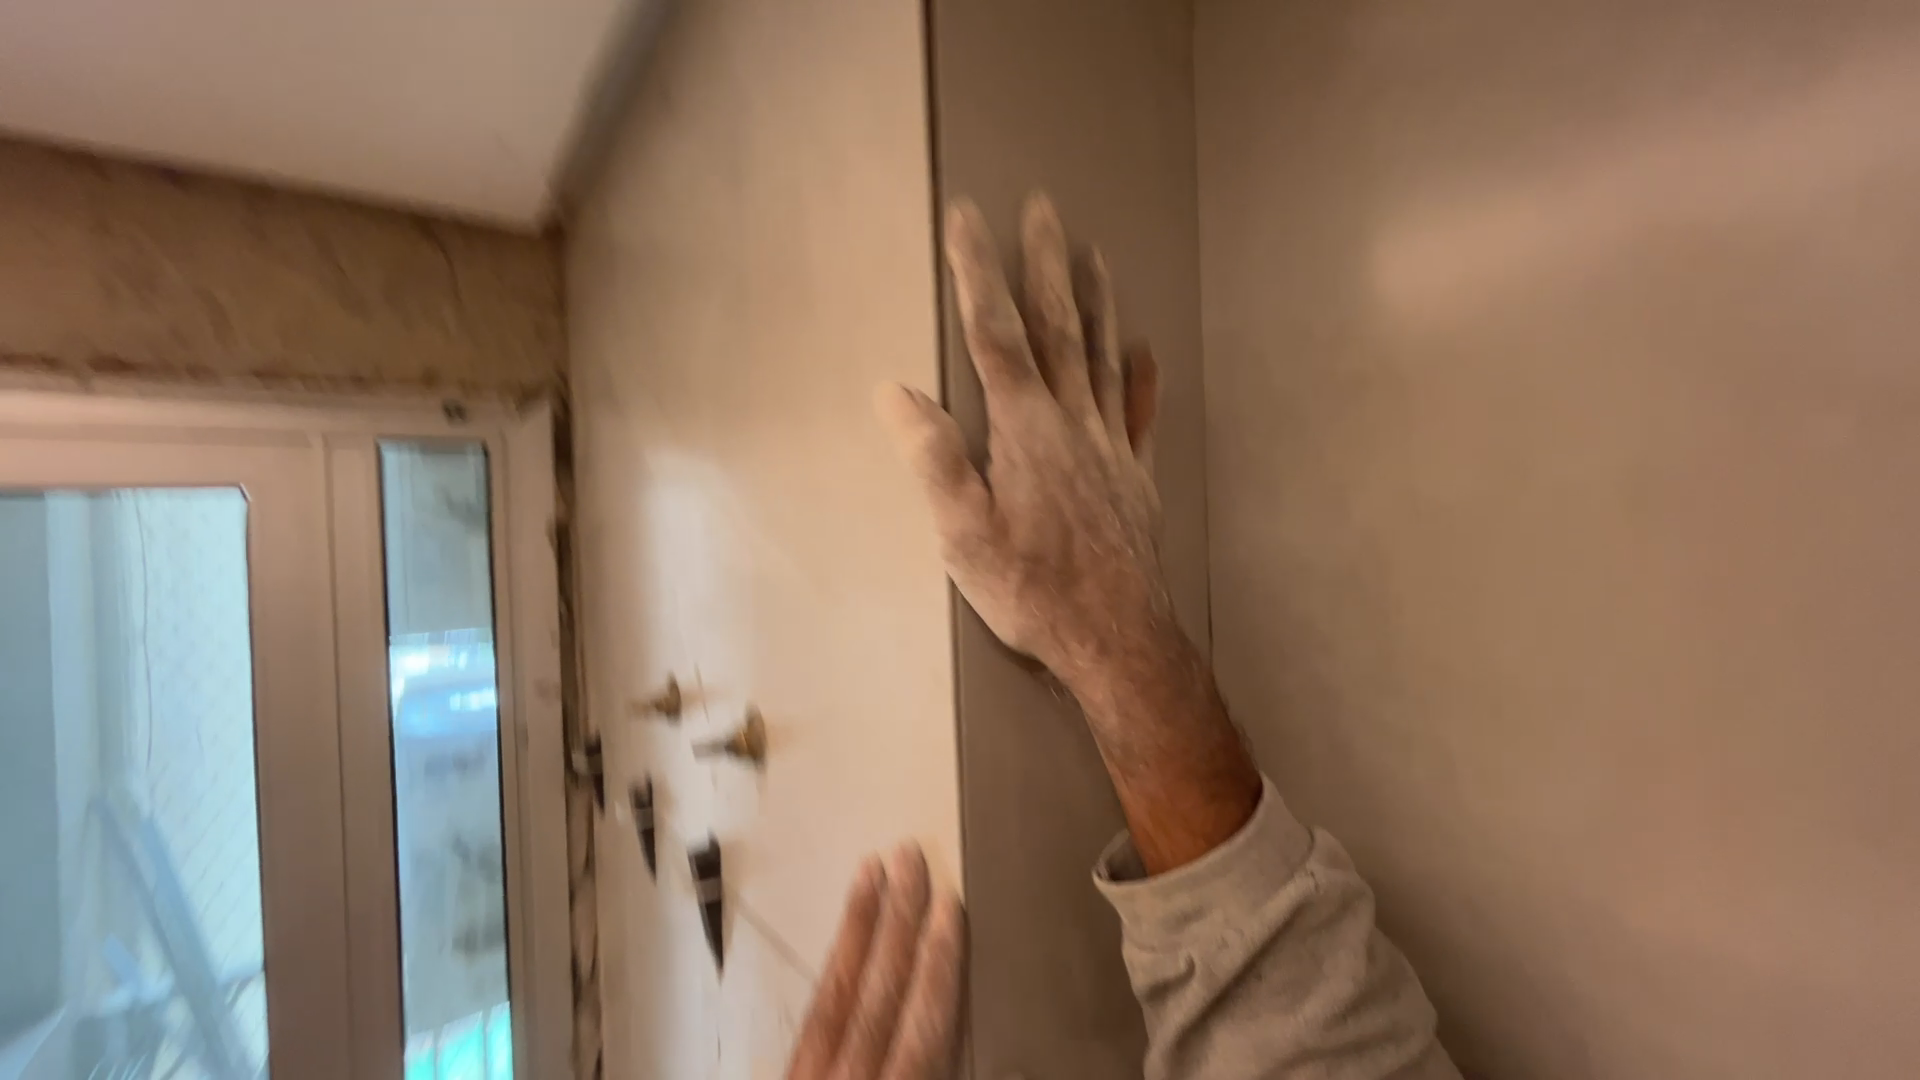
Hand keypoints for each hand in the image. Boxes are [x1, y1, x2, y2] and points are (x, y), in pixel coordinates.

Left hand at [786, 845, 965, 1079]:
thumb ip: (951, 1069)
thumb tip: (1013, 1061)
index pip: (920, 1026)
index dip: (938, 964)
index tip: (949, 906)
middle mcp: (843, 1078)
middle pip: (875, 992)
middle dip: (897, 920)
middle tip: (908, 856)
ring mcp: (809, 1075)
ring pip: (836, 989)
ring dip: (858, 923)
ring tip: (870, 867)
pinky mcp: (792, 1071)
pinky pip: (815, 1008)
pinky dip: (834, 961)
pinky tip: (846, 931)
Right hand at [878, 193, 1260, 874]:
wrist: (1116, 636)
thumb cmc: (1033, 590)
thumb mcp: (964, 535)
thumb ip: (935, 459)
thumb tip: (896, 393)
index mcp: (1025, 431)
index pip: (995, 335)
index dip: (979, 272)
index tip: (970, 217)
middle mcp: (1073, 423)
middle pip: (1057, 328)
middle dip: (1044, 265)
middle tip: (1045, 207)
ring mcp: (1112, 446)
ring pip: (1104, 356)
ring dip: (1096, 301)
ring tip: (1094, 255)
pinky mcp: (1136, 475)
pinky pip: (1140, 413)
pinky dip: (1141, 377)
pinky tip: (1146, 351)